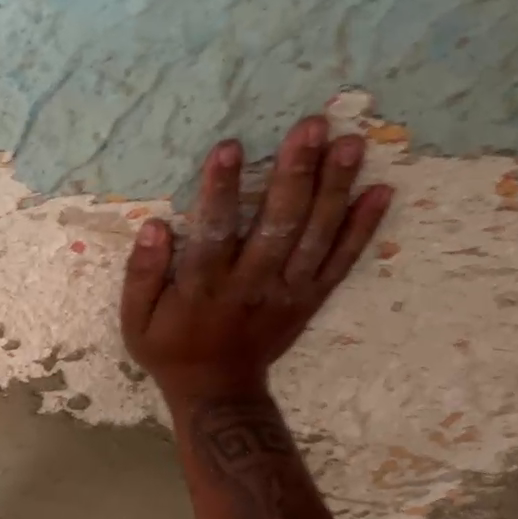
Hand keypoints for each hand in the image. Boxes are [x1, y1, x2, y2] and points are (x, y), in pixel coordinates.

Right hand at [121, 115, 392, 406]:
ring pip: (317, 234)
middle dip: (295, 172)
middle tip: (311, 126)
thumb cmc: (170, 350)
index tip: (229, 146)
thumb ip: (142, 275)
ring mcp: (288, 290)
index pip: (213, 229)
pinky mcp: (312, 298)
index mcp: (204, 286)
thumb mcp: (135, 320)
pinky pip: (343, 260)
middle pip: (278, 223)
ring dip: (335, 186)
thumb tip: (154, 226)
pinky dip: (365, 227)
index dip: (220, 188)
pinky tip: (381, 190)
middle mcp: (251, 284)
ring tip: (352, 142)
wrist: (218, 391)